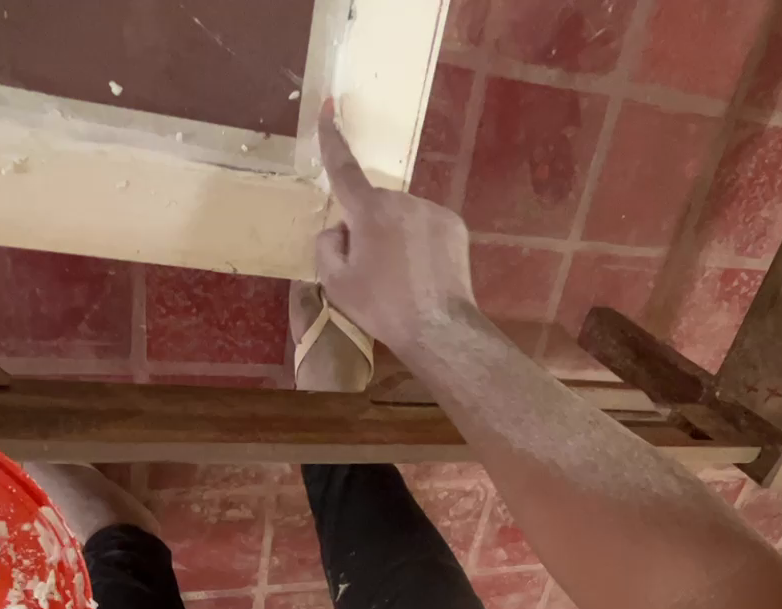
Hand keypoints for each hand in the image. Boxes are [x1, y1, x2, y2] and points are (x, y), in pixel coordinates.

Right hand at [316, 100, 478, 354]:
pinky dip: (419, 244)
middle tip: (372, 272)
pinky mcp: (454, 226)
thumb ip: (326, 246)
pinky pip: (426, 227)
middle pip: (375, 207)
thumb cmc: (382, 308)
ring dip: (396, 237)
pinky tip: (422, 274)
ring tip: (401, 279)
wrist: (438, 328)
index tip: (328, 107)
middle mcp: (402, 200)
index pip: (344, 169)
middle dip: (368, 228)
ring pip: (402, 218)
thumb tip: (339, 229)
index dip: (331, 139)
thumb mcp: (336, 284)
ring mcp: (432, 211)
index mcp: (369, 211)